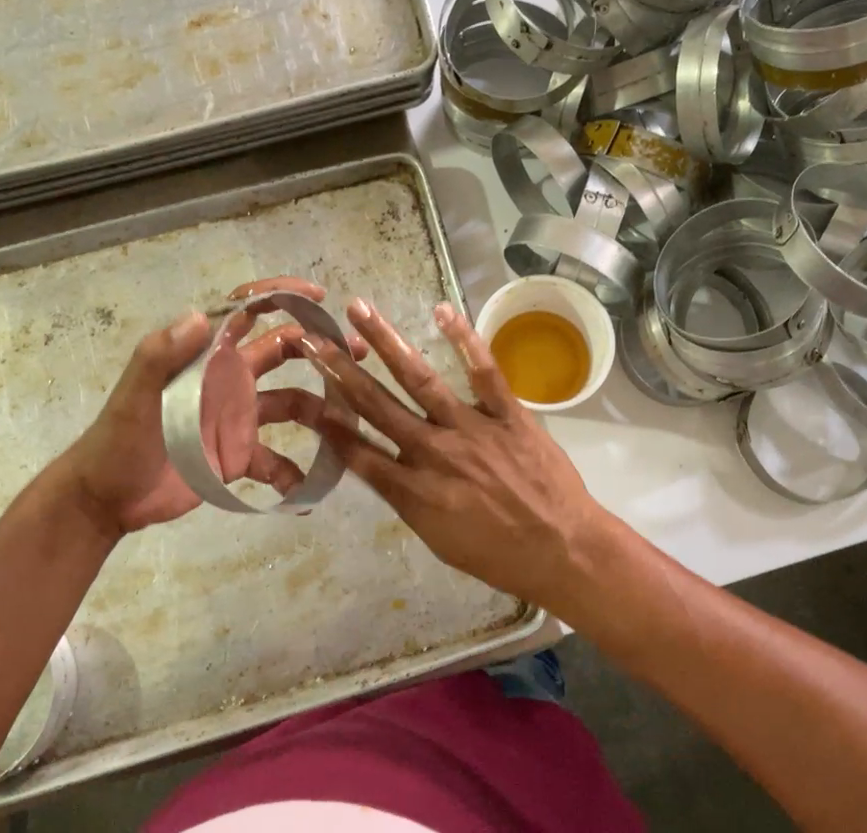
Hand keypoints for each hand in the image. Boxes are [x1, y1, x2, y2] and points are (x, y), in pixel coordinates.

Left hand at [53, 277, 366, 535]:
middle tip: (358, 356)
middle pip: (284, 352)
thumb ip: (161, 356)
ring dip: (321, 413)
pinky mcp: (238, 455)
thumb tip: (202, 315)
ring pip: (292, 405)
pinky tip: (308, 495)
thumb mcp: (135, 397)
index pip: (248, 313)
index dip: (282, 296)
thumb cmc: (118, 441)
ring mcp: (237, 418)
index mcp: (208, 358)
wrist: (105, 499)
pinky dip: (294, 476)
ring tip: (349, 427)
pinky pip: (276, 461)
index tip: (319, 295)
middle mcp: (230, 380)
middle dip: (321, 348)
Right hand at [299, 298, 618, 608]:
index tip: (304, 397)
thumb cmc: (499, 555)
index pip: (359, 452)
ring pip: (419, 379)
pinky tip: (442, 311)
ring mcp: (472, 428)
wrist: (562, 549)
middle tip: (312, 339)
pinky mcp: (508, 414)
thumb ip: (409, 500)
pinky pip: (483, 372)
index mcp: (414, 491)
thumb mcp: (440, 540)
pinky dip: (464, 340)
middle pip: (377, 406)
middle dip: (340, 371)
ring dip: (385, 341)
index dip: (328, 424)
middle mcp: (434, 452)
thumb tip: (382, 469)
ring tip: (360, 309)